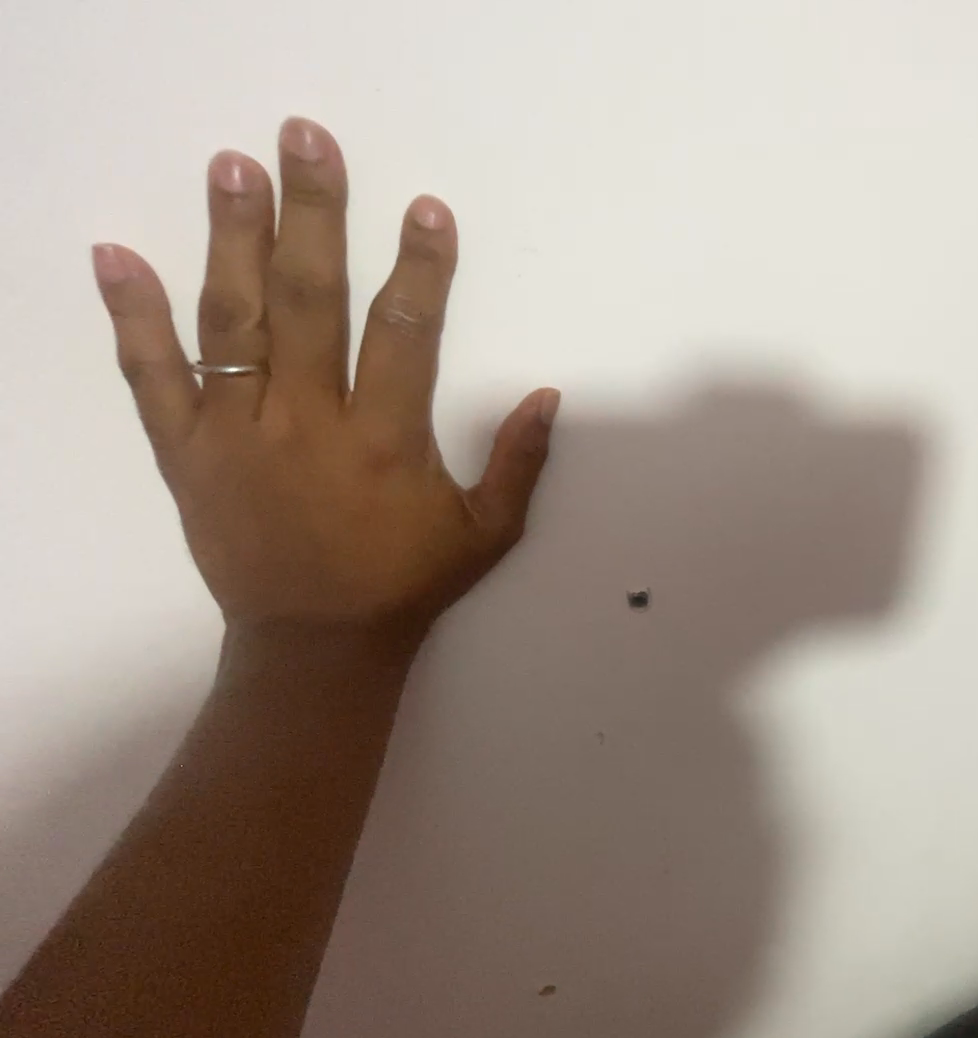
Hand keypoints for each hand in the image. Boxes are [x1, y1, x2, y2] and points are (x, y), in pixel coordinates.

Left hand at [91, 118, 556, 646]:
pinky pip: (152, 377)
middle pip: (310, 301)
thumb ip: (519, 460)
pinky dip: (130, 316)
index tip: (424, 209)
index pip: (405, 333)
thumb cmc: (412, 580)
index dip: (419, 268)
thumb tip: (546, 394)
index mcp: (386, 440)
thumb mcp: (490, 530)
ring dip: (232, 239)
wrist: (317, 640)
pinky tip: (116, 254)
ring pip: (232, 322)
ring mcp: (236, 432)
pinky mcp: (185, 451)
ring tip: (232, 166)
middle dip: (314, 215)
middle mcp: (307, 422)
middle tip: (307, 140)